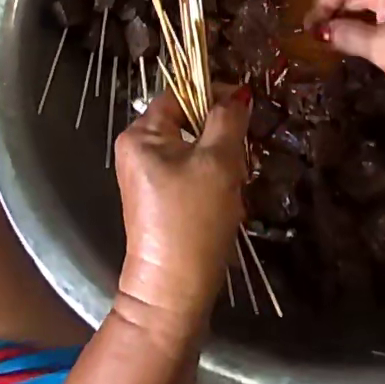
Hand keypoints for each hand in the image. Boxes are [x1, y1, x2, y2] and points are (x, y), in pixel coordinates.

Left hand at [112, 86, 248, 331]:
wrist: (175, 290)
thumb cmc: (194, 218)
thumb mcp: (218, 160)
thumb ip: (229, 118)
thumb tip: (240, 94)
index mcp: (141, 134)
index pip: (182, 92)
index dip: (214, 93)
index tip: (246, 106)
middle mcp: (138, 149)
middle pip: (189, 118)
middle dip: (221, 131)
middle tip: (242, 149)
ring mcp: (148, 174)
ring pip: (196, 144)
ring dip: (222, 155)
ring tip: (236, 176)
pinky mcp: (162, 196)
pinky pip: (193, 167)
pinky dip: (214, 173)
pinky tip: (228, 193)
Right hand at [304, 0, 384, 98]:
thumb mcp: (382, 48)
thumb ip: (348, 36)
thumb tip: (322, 31)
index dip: (319, 5)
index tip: (309, 34)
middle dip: (332, 11)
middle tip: (319, 41)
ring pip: (369, 0)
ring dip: (351, 19)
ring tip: (337, 45)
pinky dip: (370, 23)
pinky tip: (365, 44)